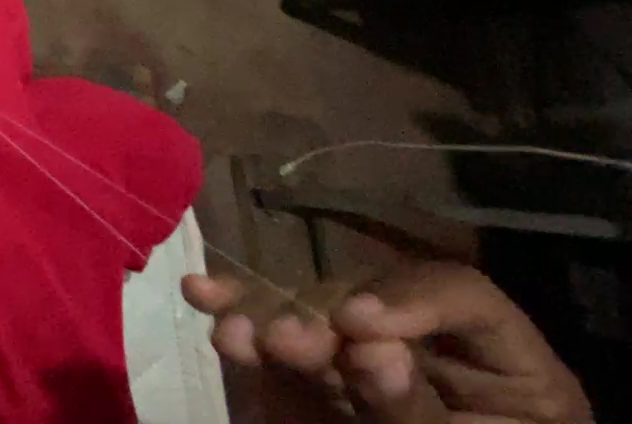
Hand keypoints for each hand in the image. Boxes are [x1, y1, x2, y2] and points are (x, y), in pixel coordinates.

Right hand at [182, 263, 590, 422]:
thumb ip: (418, 408)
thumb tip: (368, 344)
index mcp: (503, 366)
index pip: (461, 294)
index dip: (411, 297)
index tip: (358, 323)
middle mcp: (422, 339)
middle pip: (362, 297)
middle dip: (315, 316)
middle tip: (285, 343)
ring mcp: (356, 348)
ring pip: (302, 305)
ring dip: (260, 315)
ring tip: (231, 336)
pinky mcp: (303, 364)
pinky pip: (266, 327)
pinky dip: (231, 312)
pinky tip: (200, 293)